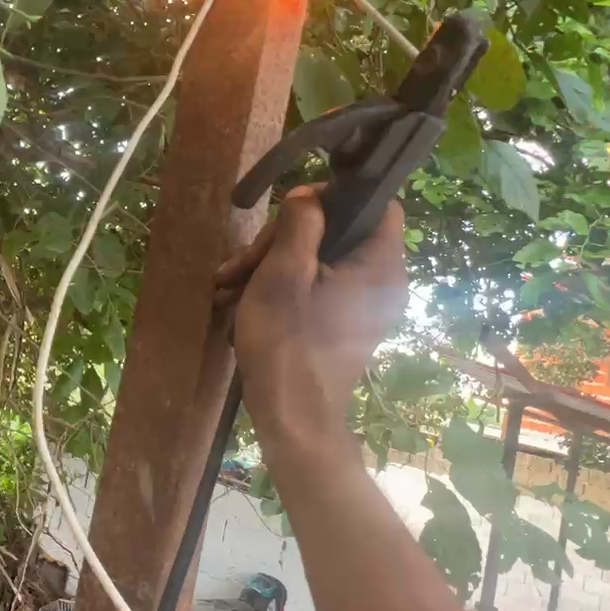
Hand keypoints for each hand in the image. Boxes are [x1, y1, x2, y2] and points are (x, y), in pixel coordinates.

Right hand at [216, 185, 407, 459]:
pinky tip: (239, 301)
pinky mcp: (344, 324)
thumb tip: (309, 193)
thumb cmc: (287, 342)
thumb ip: (300, 225)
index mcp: (380, 265)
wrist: (292, 417)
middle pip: (336, 234)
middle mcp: (382, 282)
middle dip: (281, 242)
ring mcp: (363, 305)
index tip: (291, 210)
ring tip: (227, 287)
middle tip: (240, 264)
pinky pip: (316, 288)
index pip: (377, 204)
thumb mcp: (283, 273)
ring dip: (269, 266)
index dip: (334, 196)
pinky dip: (280, 288)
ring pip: (318, 261)